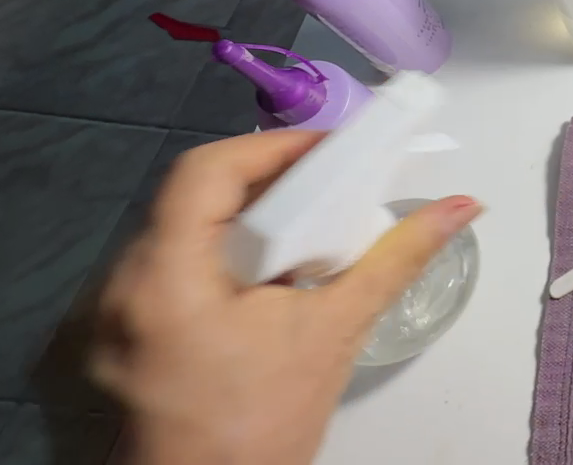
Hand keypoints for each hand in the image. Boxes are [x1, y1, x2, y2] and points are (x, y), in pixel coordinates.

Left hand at [90, 130, 483, 464]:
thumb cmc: (262, 425)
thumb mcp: (340, 330)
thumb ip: (400, 256)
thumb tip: (464, 205)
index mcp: (165, 283)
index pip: (206, 173)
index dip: (274, 146)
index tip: (335, 153)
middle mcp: (119, 290)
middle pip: (196, 195)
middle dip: (273, 176)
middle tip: (337, 181)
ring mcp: (108, 318)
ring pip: (184, 226)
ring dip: (252, 211)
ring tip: (313, 219)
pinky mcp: (117, 336)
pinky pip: (174, 261)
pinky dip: (229, 246)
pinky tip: (273, 269)